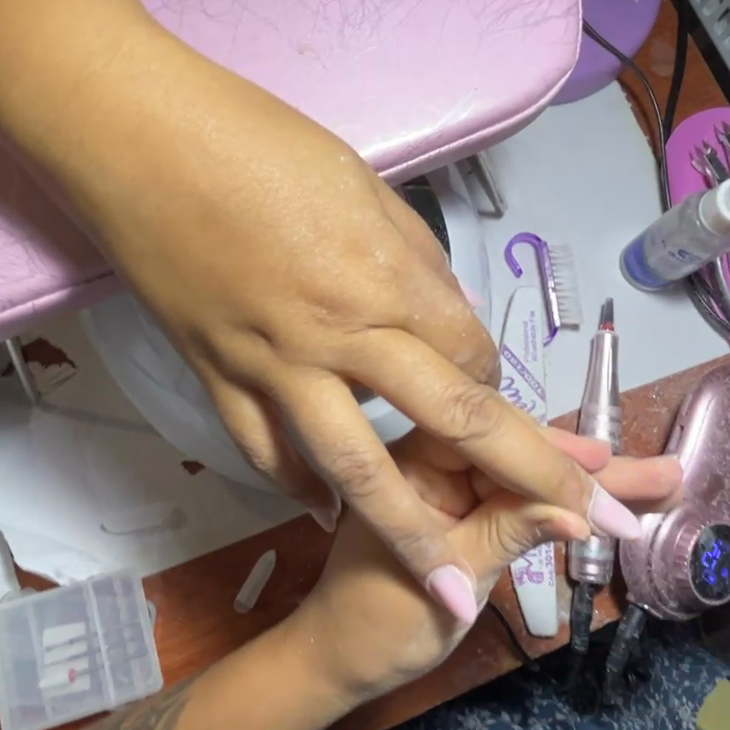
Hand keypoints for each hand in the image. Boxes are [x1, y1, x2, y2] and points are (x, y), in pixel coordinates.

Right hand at [71, 40, 643, 623]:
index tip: (503, 395)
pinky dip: (295, 487)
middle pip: (450, 417)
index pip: (467, 350)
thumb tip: (442, 311)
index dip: (495, 379)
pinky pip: (263, 450)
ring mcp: (274, 365)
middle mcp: (341, 335)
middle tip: (590, 521)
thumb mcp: (358, 183)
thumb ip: (409, 257)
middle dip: (530, 473)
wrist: (139, 142)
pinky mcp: (217, 374)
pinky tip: (321, 511)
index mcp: (384, 275)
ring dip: (411, 533)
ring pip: (354, 467)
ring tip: (452, 588)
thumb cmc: (256, 140)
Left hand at [286, 429, 677, 700]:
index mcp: (413, 462)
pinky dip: (558, 500)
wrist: (340, 656)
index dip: (555, 463)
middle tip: (661, 471)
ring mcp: (449, 481)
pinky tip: (602, 492)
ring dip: (587, 482)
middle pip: (519, 452)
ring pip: (524, 471)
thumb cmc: (380, 623)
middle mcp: (432, 457)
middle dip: (590, 468)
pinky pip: (514, 494)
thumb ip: (510, 535)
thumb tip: (579, 512)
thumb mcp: (451, 582)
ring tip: (655, 478)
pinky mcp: (461, 504)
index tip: (611, 470)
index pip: (491, 443)